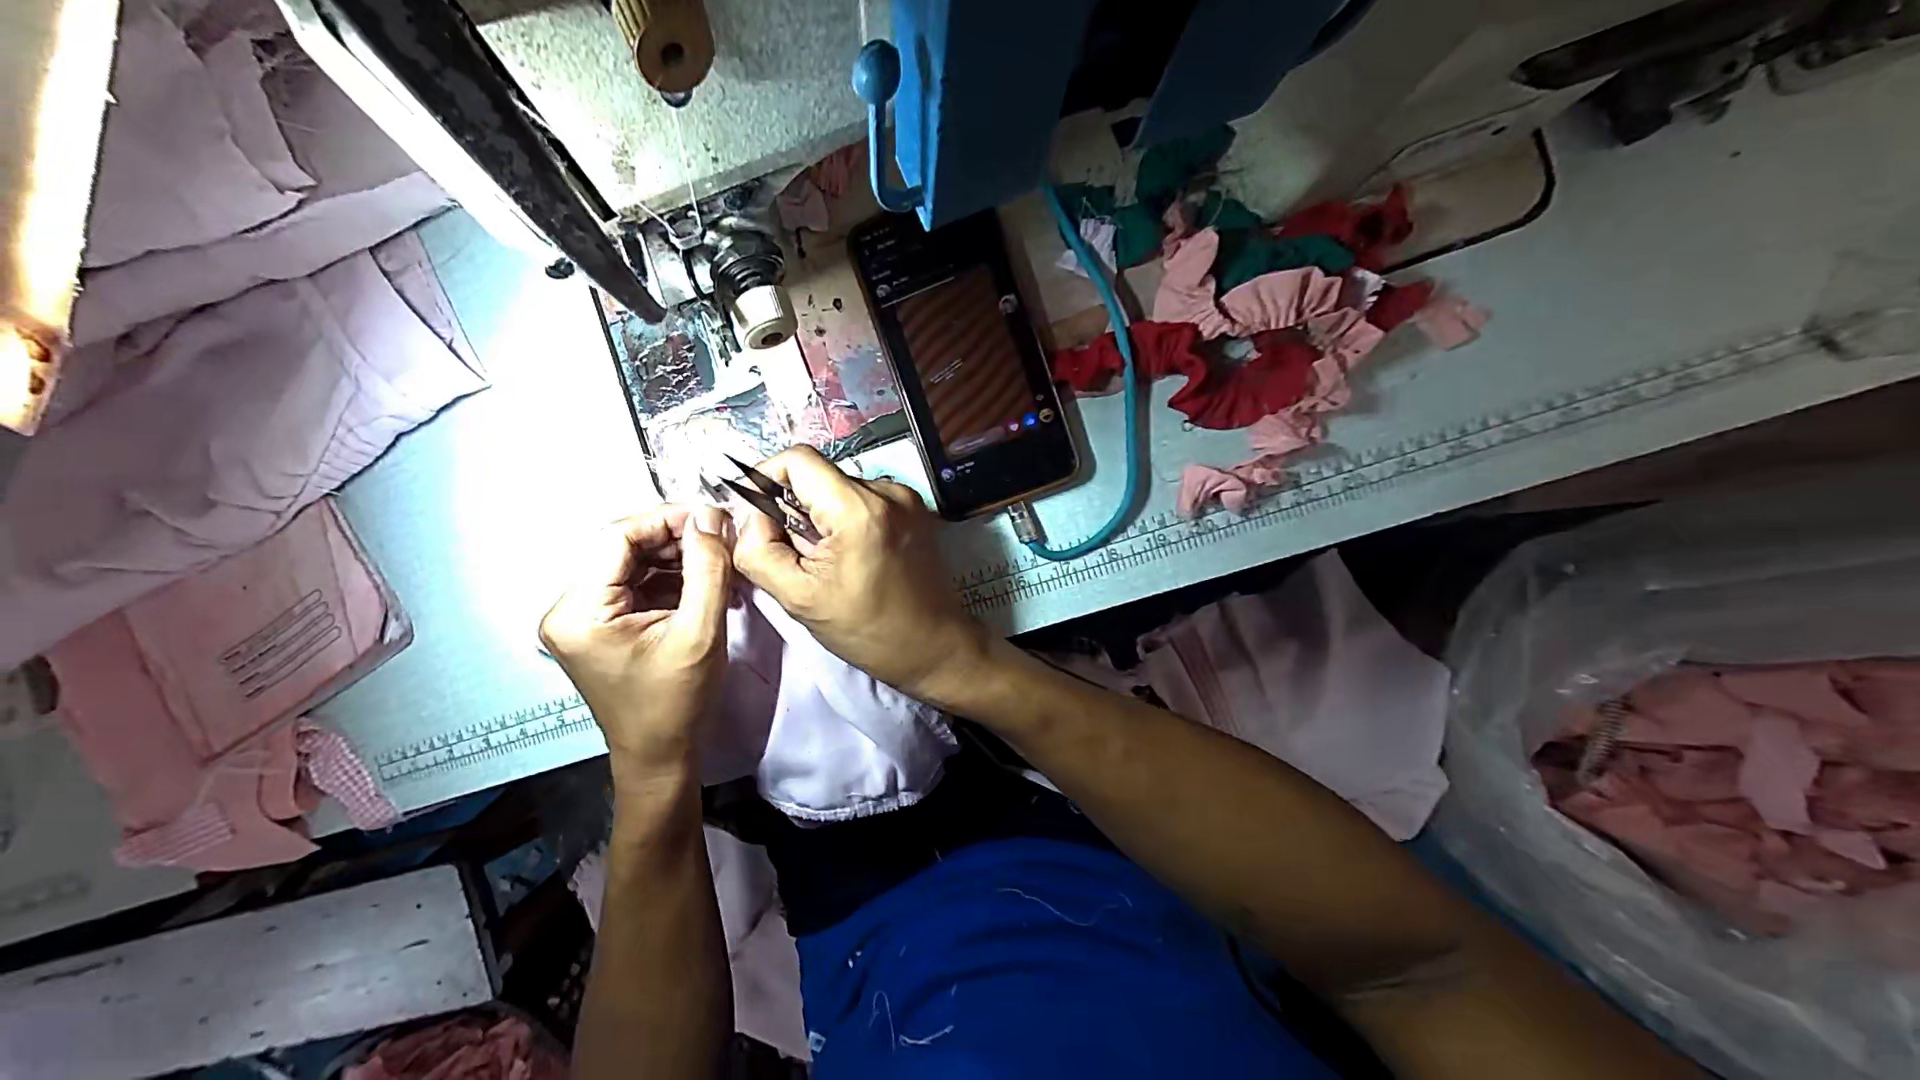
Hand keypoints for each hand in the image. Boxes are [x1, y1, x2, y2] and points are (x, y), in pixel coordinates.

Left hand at [539, 505, 730, 789]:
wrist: (661, 757)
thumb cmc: (677, 703)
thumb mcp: (700, 632)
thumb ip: (708, 569)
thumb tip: (711, 516)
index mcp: (578, 612)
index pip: (617, 538)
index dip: (666, 519)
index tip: (712, 516)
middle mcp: (568, 609)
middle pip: (624, 548)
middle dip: (677, 540)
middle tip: (722, 537)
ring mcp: (582, 618)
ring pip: (633, 564)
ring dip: (679, 559)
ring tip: (721, 562)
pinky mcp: (601, 626)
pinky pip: (637, 586)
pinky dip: (672, 580)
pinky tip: (706, 583)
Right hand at [729, 445, 994, 705]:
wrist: (934, 646)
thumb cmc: (868, 630)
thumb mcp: (799, 599)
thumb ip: (759, 551)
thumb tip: (748, 516)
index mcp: (859, 509)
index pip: (797, 459)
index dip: (765, 477)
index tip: (755, 511)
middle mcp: (887, 491)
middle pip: (818, 476)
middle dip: (793, 507)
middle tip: (794, 552)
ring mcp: (905, 497)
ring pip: (838, 489)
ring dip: (820, 517)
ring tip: (828, 561)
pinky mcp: (915, 508)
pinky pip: (863, 500)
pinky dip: (845, 521)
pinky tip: (852, 558)